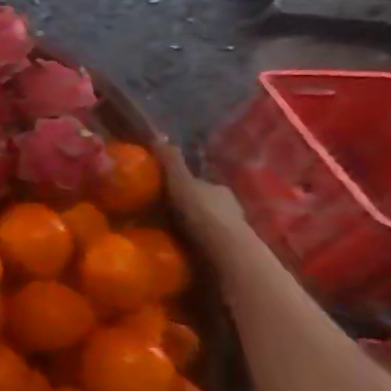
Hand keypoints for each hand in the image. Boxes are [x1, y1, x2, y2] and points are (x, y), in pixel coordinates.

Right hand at [157, 144, 253, 262]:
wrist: (225, 251)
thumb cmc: (202, 212)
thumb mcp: (181, 181)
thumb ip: (171, 161)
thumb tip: (158, 136)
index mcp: (219, 189)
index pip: (199, 184)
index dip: (182, 186)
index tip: (163, 193)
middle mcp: (230, 208)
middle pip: (204, 205)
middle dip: (186, 210)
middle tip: (160, 218)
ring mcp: (232, 233)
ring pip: (207, 227)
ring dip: (191, 231)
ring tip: (166, 238)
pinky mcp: (230, 255)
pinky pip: (208, 247)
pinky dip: (196, 248)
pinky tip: (181, 254)